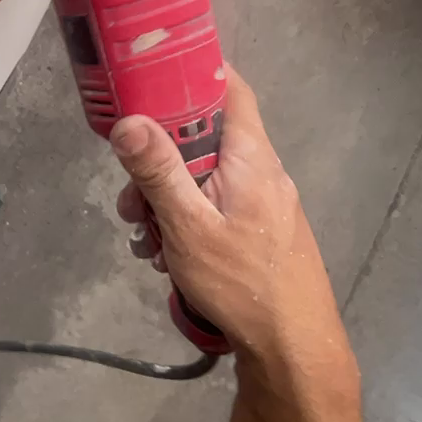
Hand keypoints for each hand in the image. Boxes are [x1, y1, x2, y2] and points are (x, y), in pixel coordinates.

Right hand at [108, 68, 347, 368]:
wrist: (293, 349)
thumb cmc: (242, 282)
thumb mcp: (188, 225)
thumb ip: (158, 171)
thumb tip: (128, 119)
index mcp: (251, 156)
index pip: (229, 87)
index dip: (191, 72)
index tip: (146, 77)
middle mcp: (261, 170)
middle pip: (203, 138)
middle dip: (158, 160)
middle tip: (130, 198)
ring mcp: (262, 201)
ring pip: (203, 176)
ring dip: (165, 198)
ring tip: (144, 238)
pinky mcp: (258, 228)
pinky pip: (213, 204)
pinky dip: (184, 219)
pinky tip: (166, 254)